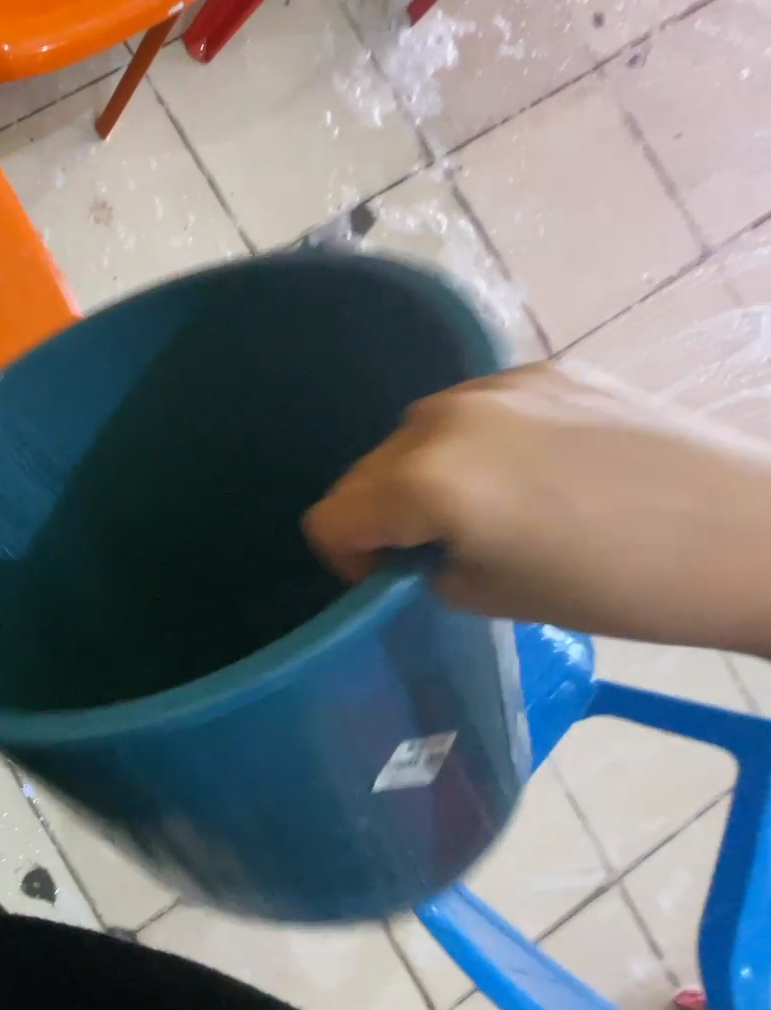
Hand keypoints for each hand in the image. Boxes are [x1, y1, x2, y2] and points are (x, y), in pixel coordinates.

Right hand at [304, 362, 770, 655]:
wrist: (769, 539)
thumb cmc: (616, 587)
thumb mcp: (477, 594)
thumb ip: (414, 559)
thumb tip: (408, 542)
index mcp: (420, 481)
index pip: (327, 520)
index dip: (346, 559)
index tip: (390, 579)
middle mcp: (440, 420)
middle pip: (361, 474)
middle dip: (382, 515)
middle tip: (440, 548)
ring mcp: (494, 387)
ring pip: (411, 438)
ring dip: (424, 475)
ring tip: (493, 505)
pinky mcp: (546, 370)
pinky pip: (471, 412)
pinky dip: (477, 444)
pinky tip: (537, 469)